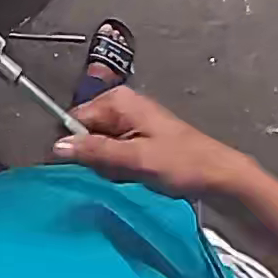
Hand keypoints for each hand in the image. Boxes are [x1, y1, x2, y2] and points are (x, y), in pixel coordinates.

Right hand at [52, 87, 256, 198]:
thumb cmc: (181, 163)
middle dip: (95, 156)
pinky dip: (119, 166)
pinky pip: (113, 151)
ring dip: (108, 164)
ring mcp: (130, 120)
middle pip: (86, 132)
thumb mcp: (135, 158)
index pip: (74, 119)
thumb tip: (57, 146)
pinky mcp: (137, 136)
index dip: (76, 144)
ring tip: (130, 173)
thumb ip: (95, 150)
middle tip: (117, 171)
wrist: (220, 177)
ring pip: (99, 145)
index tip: (87, 166)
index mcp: (118, 100)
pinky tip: (135, 174)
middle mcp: (120, 104)